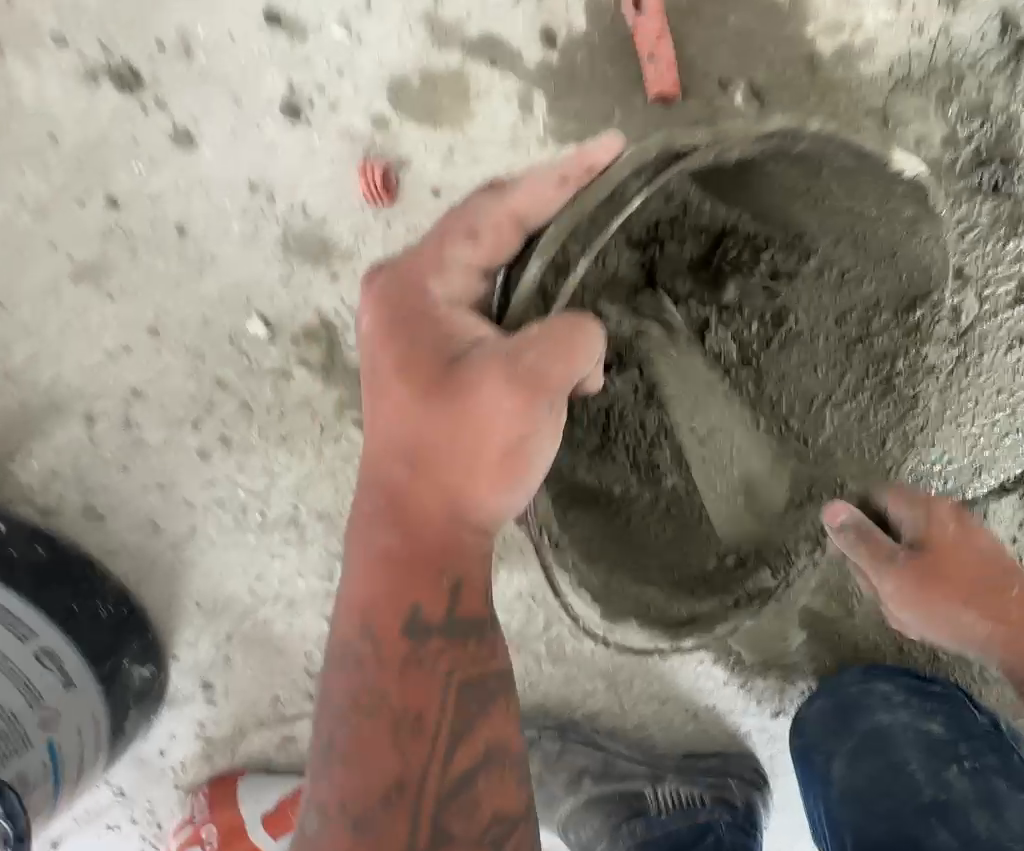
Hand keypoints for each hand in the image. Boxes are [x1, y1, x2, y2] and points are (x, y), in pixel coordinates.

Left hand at [353, 130, 625, 548]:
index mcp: (417, 282)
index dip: (560, 179)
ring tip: (602, 260)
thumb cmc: (466, 453)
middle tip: (611, 194)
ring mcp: (425, 327)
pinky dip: (544, 320)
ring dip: (556, 278)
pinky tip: (578, 343)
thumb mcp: (529, 383)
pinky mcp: (445, 360)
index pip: (498, 211)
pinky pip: (503, 318)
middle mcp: (412, 292)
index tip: (611, 151)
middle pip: (496, 235)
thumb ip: (572, 333)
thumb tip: (584, 336)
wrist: (424, 526)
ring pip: (503, 279)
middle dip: (558, 217)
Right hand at [820, 486, 1023, 672]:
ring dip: (902, 583)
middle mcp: (949, 514)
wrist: (1023, 633)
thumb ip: (859, 542)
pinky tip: (932, 620)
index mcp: (924, 508)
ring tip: (908, 614)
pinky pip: (940, 571)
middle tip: (881, 596)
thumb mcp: (892, 575)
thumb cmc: (950, 602)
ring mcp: (970, 539)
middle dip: (880, 562)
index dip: (854, 523)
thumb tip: (830, 507)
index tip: (848, 559)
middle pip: (895, 525)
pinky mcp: (983, 566)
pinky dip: (928, 592)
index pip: (875, 496)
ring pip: (916, 554)